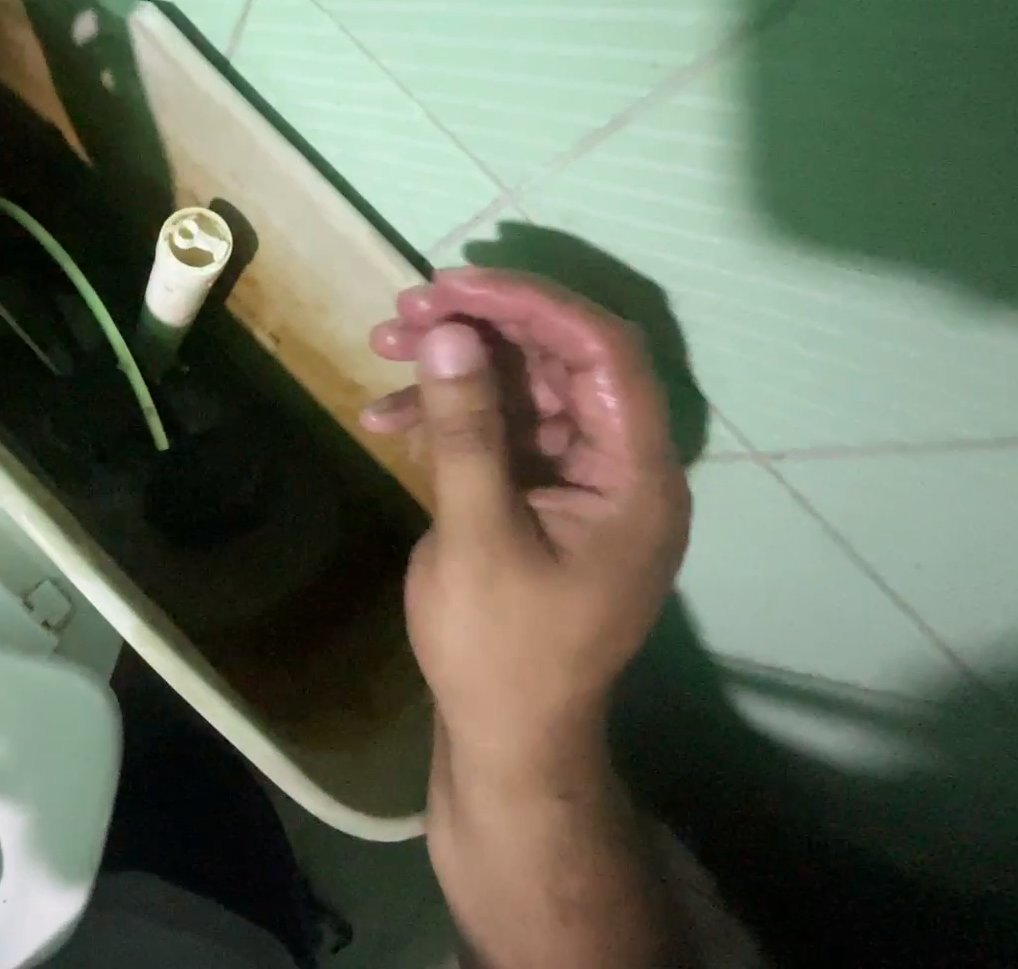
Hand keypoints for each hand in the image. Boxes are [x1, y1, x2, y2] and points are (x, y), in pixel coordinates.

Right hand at [362, 267, 689, 768]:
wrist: (503, 729)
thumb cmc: (502, 645)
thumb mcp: (478, 535)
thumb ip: (467, 431)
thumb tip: (447, 336)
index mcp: (636, 473)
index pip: (602, 353)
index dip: (531, 305)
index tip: (451, 287)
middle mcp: (615, 464)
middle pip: (558, 363)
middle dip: (480, 329)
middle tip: (405, 310)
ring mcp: (571, 479)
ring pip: (520, 391)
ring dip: (453, 366)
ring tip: (382, 345)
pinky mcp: (531, 495)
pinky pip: (493, 433)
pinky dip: (442, 418)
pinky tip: (382, 418)